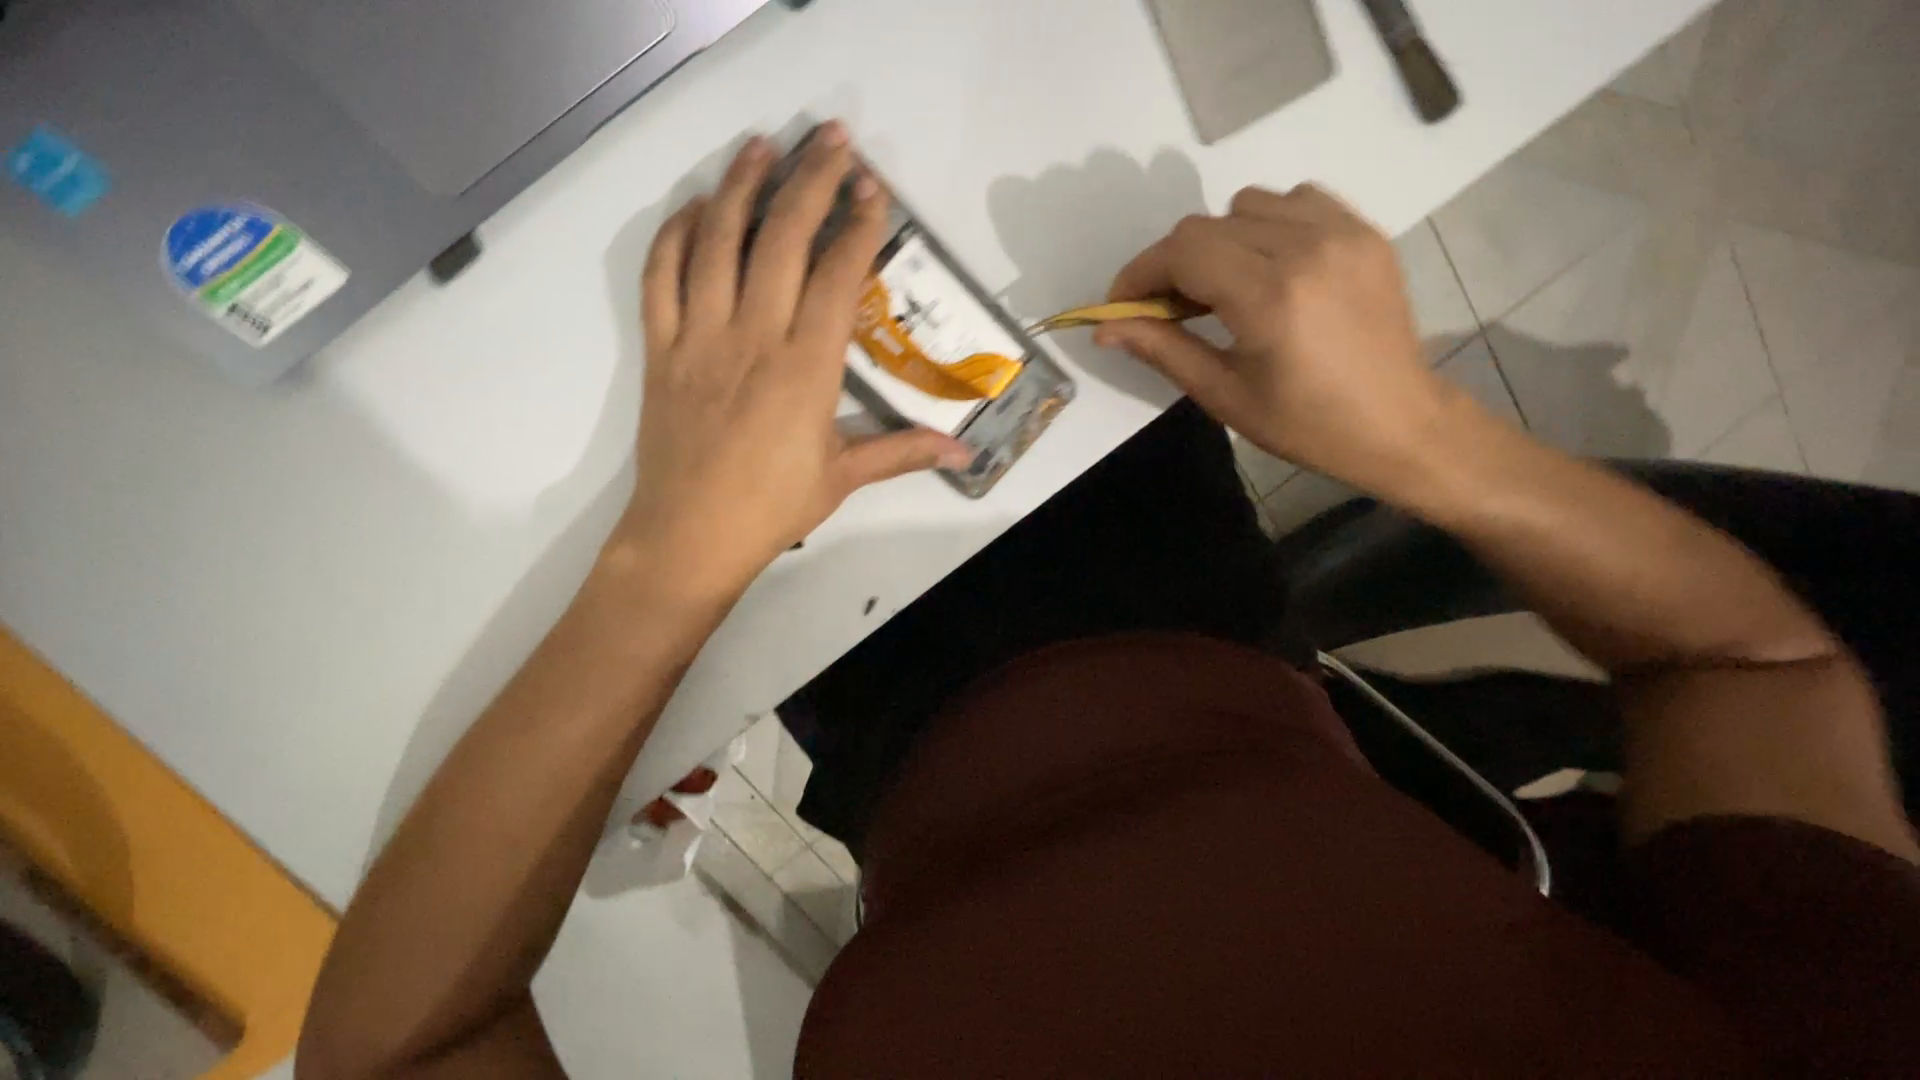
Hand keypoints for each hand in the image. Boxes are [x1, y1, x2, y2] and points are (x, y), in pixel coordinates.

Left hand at [612, 125, 970, 598]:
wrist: (689, 536)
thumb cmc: (772, 508)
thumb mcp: (844, 477)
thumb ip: (904, 452)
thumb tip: (965, 455)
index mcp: (806, 367)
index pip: (838, 275)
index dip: (859, 225)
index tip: (873, 189)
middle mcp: (753, 337)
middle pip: (782, 238)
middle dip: (810, 180)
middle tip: (829, 138)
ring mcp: (700, 337)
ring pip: (716, 241)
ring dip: (740, 186)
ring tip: (761, 147)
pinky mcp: (660, 348)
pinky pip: (660, 276)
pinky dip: (674, 235)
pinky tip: (694, 210)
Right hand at [1096, 184, 1478, 493]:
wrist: (1398, 423)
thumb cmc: (1305, 424)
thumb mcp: (1224, 395)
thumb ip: (1162, 349)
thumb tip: (1104, 328)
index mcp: (1269, 298)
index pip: (1182, 252)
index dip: (1140, 273)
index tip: (1124, 305)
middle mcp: (1306, 250)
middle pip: (1206, 225)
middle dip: (1173, 263)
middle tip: (1170, 308)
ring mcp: (1341, 234)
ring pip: (1248, 205)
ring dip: (1220, 240)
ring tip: (1225, 286)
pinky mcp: (1364, 231)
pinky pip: (1297, 200)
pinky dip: (1268, 224)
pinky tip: (1271, 266)